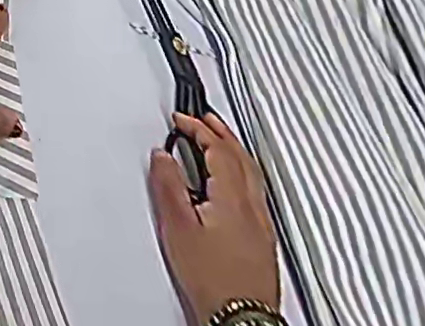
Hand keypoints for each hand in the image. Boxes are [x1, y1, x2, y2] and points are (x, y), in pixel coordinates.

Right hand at [149, 113, 278, 324]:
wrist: (241, 320)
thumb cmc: (213, 281)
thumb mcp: (177, 227)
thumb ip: (168, 185)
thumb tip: (162, 156)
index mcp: (233, 199)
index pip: (218, 150)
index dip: (199, 128)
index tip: (181, 120)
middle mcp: (253, 209)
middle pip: (242, 158)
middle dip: (222, 133)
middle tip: (205, 119)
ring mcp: (261, 226)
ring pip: (252, 175)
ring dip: (233, 150)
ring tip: (216, 140)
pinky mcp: (262, 241)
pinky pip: (255, 192)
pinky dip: (240, 172)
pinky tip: (229, 180)